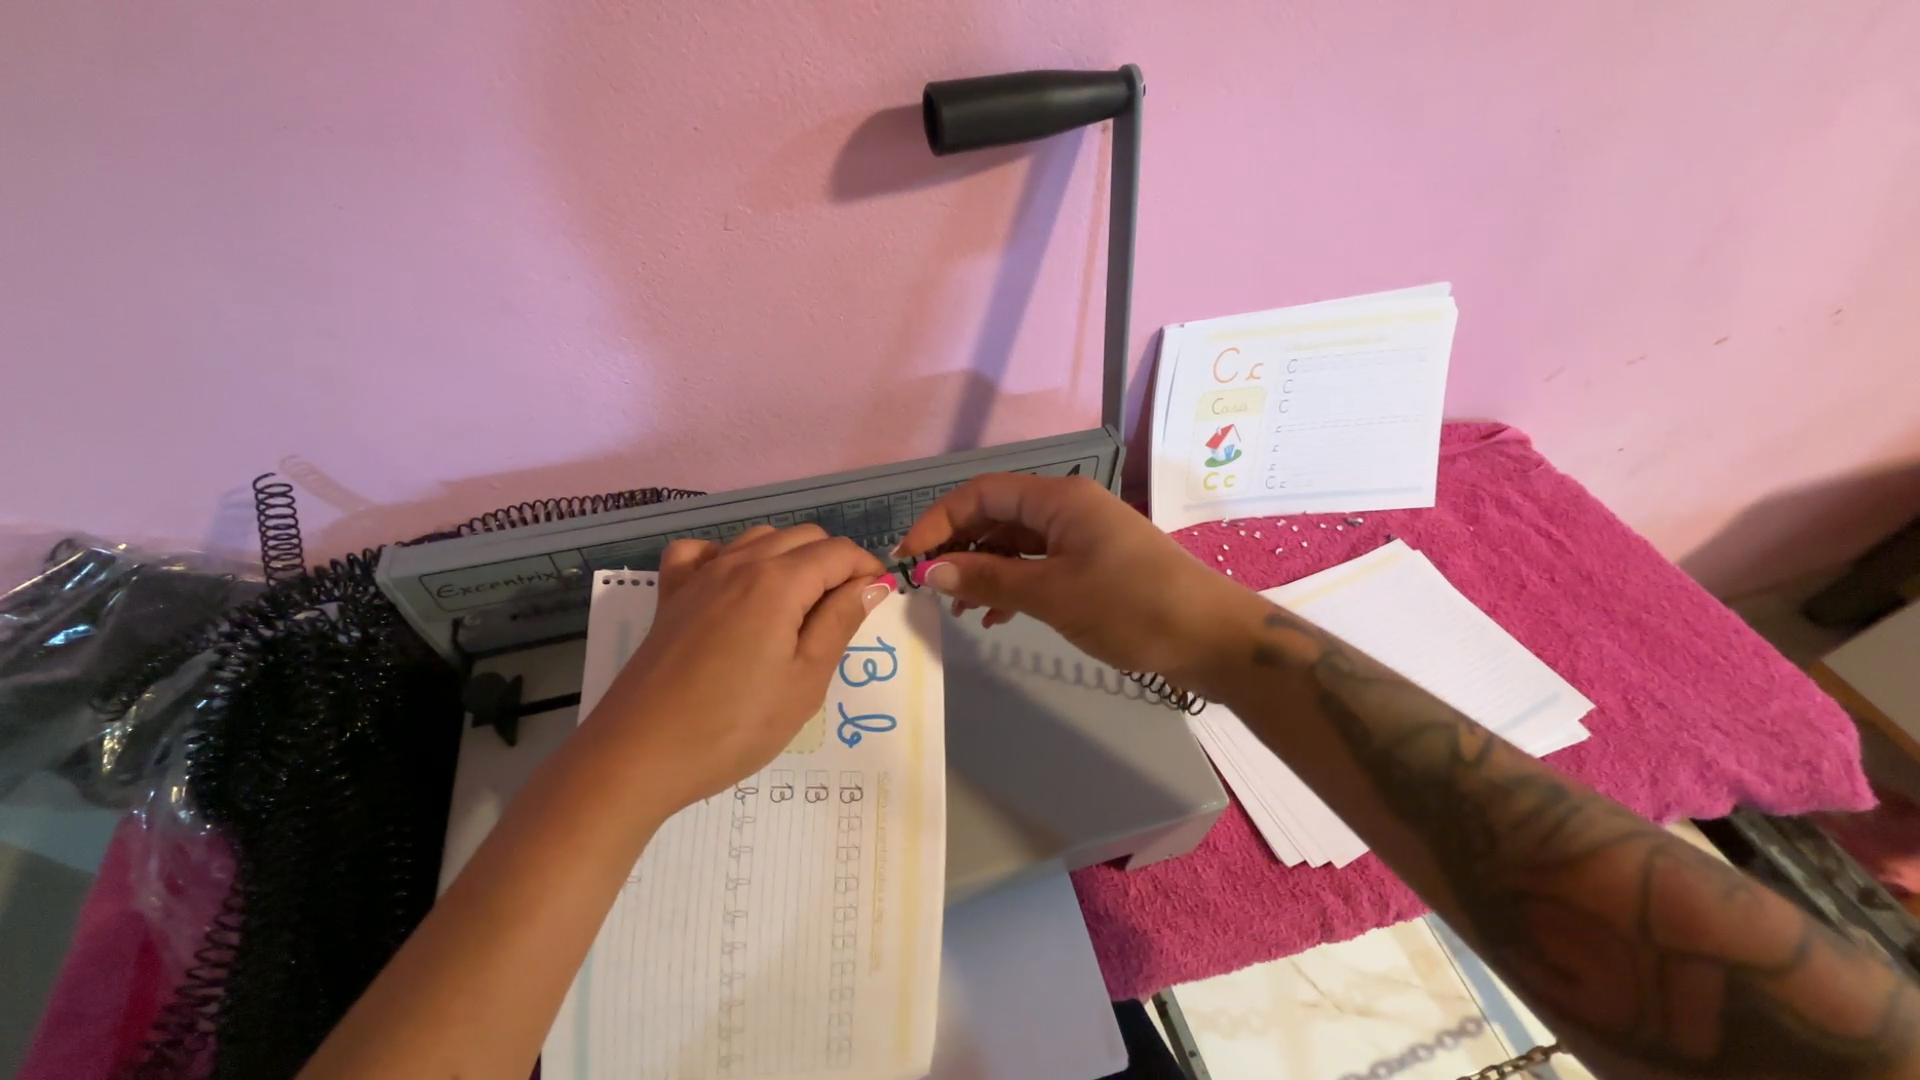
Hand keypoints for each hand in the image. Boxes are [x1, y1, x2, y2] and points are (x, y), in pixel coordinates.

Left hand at [588, 526, 892, 809]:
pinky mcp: (670, 596)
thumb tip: (871, 584)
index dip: (867, 569)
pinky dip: (729, 556)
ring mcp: (698, 576)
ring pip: (758, 538)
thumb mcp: (804, 681)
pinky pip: (702, 552)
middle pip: (802, 537)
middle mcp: (738, 563)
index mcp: (778, 582)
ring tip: (800, 604)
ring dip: (790, 557)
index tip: (879, 599)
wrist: (639, 756)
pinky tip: (736, 587)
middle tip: (845, 610)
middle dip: (834, 561)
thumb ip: (839, 622)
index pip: (837, 552)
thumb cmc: (735, 726)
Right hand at [895, 474, 1250, 685]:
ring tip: (960, 608)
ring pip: (1015, 542)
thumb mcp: (1054, 595)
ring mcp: (1082, 536)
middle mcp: (1067, 508)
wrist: (1212, 638)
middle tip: (930, 588)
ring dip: (983, 570)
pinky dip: (1013, 584)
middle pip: (996, 515)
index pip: (981, 493)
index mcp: (1059, 498)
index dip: (938, 521)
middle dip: (958, 548)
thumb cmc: (1132, 607)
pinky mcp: (1093, 564)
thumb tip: (932, 570)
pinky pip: (1038, 564)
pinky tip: (996, 615)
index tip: (909, 559)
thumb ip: (990, 578)